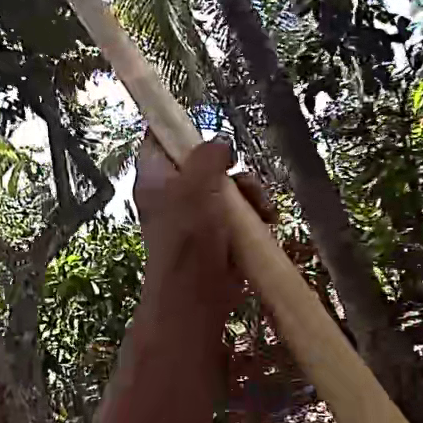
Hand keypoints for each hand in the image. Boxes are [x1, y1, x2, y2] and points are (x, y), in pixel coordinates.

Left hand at [132, 135, 266, 317]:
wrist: (198, 295)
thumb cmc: (188, 236)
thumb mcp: (195, 186)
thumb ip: (207, 157)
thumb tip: (220, 144)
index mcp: (155, 177)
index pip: (159, 139)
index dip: (178, 128)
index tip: (206, 127)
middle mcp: (173, 192)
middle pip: (203, 162)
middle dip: (230, 168)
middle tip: (241, 178)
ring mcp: (197, 213)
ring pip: (227, 186)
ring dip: (250, 192)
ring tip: (262, 207)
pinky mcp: (218, 232)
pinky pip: (238, 212)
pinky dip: (254, 213)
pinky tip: (266, 220)